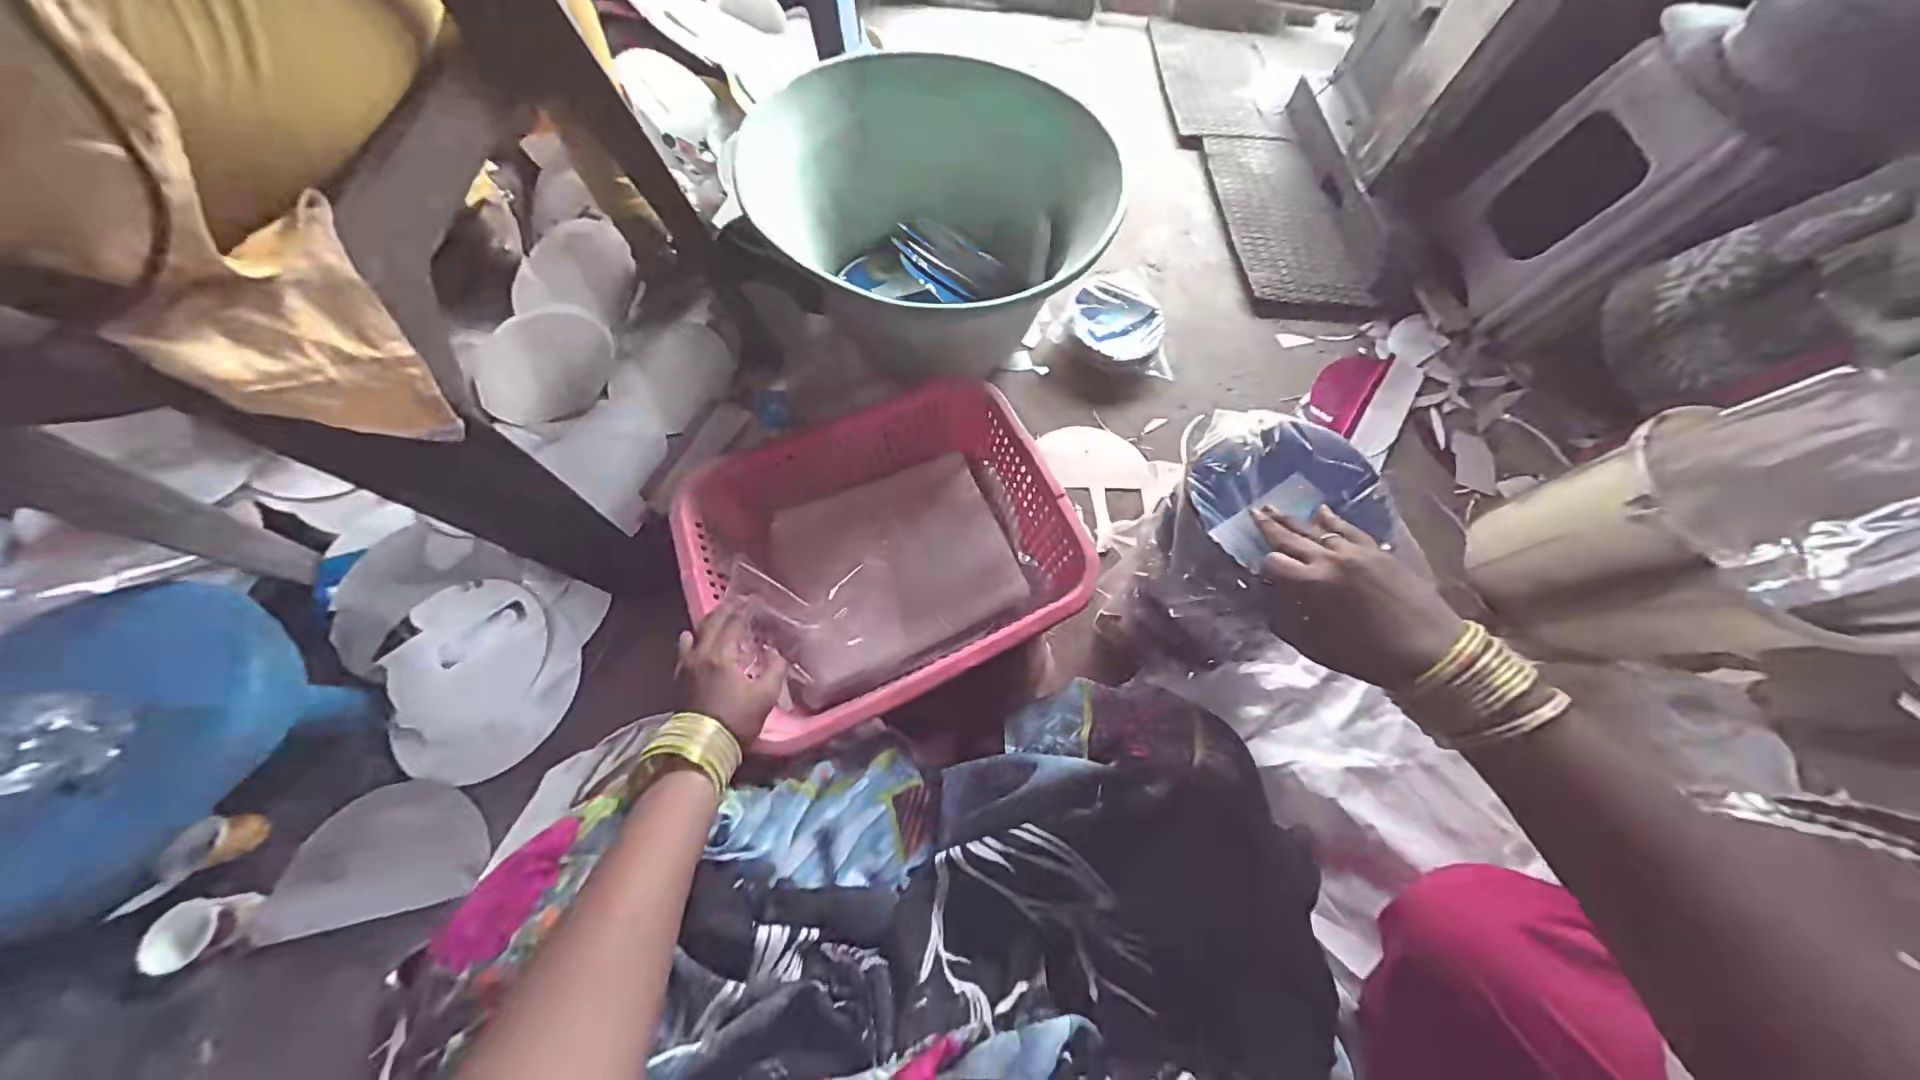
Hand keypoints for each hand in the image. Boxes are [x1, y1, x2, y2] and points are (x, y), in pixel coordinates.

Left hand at [676, 600, 789, 746]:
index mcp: (722, 655)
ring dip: (708, 623)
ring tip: (719, 618)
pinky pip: (684, 649)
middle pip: (711, 623)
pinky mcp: (679, 677)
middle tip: (737, 602)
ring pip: (694, 633)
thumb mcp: (766, 695)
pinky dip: (692, 639)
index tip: (754, 602)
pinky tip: (695, 640)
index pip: (734, 623)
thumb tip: (776, 652)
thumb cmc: (737, 719)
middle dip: (725, 610)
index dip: (745, 611)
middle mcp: (701, 654)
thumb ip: (774, 669)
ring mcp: (686, 665)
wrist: (703, 746)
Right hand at [1255, 505, 1464, 689]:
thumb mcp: (1316, 645)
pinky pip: (1349, 530)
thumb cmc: (1368, 655)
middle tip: (1254, 512)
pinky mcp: (1378, 551)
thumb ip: (1288, 619)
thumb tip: (1275, 600)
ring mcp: (1356, 552)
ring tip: (1275, 509)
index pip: (1273, 563)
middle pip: (1292, 537)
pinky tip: (1320, 511)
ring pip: (1317, 529)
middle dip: (1269, 526)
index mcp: (1312, 584)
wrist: (1432, 651)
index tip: (1262, 572)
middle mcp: (1330, 560)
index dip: (1264, 566)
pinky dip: (1332, 520)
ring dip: (1294, 520)